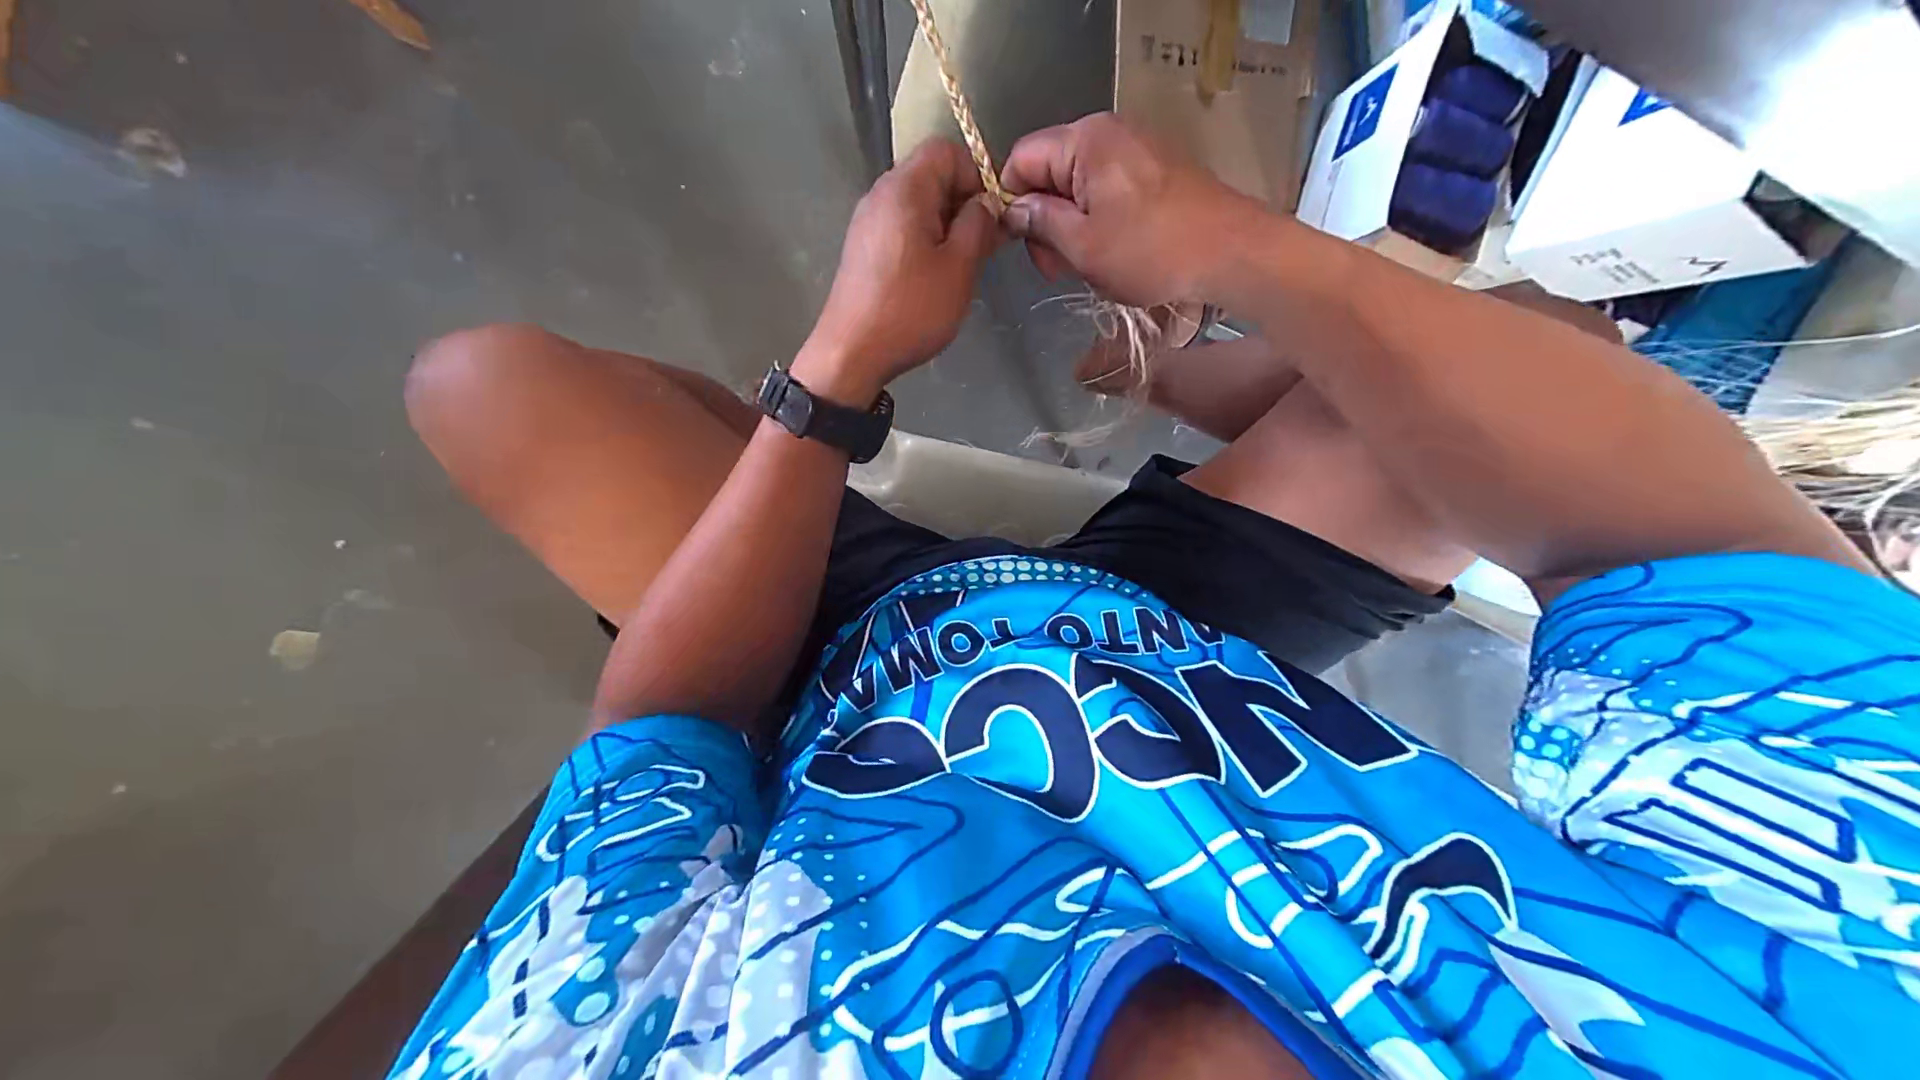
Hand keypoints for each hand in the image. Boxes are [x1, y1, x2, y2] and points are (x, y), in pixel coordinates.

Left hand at [798, 140, 1003, 404]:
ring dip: (946, 229)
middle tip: (984, 246)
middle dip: (963, 204)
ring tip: (961, 268)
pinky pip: (901, 230)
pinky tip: (933, 279)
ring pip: (917, 207)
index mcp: (904, 188)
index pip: (946, 150)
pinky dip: (924, 244)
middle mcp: (880, 196)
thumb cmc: (910, 310)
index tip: (992, 216)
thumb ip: (978, 225)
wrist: (851, 354)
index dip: (976, 175)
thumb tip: (987, 203)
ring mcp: (866, 224)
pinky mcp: (862, 251)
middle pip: (931, 177)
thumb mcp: (959, 268)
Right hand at [1000, 113, 1262, 307]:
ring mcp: (1136, 152)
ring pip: (1078, 190)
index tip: (1024, 245)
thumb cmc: (1152, 252)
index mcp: (1086, 141)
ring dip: (1073, 231)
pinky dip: (1099, 227)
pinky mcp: (1155, 175)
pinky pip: (1107, 196)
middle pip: (1050, 174)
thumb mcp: (1083, 244)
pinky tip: (1113, 256)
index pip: (1021, 159)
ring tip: (1090, 267)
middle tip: (1059, 268)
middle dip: (1045, 222)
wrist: (1232, 254)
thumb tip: (1012, 209)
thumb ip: (1041, 222)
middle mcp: (1110, 134)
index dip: (1012, 203)